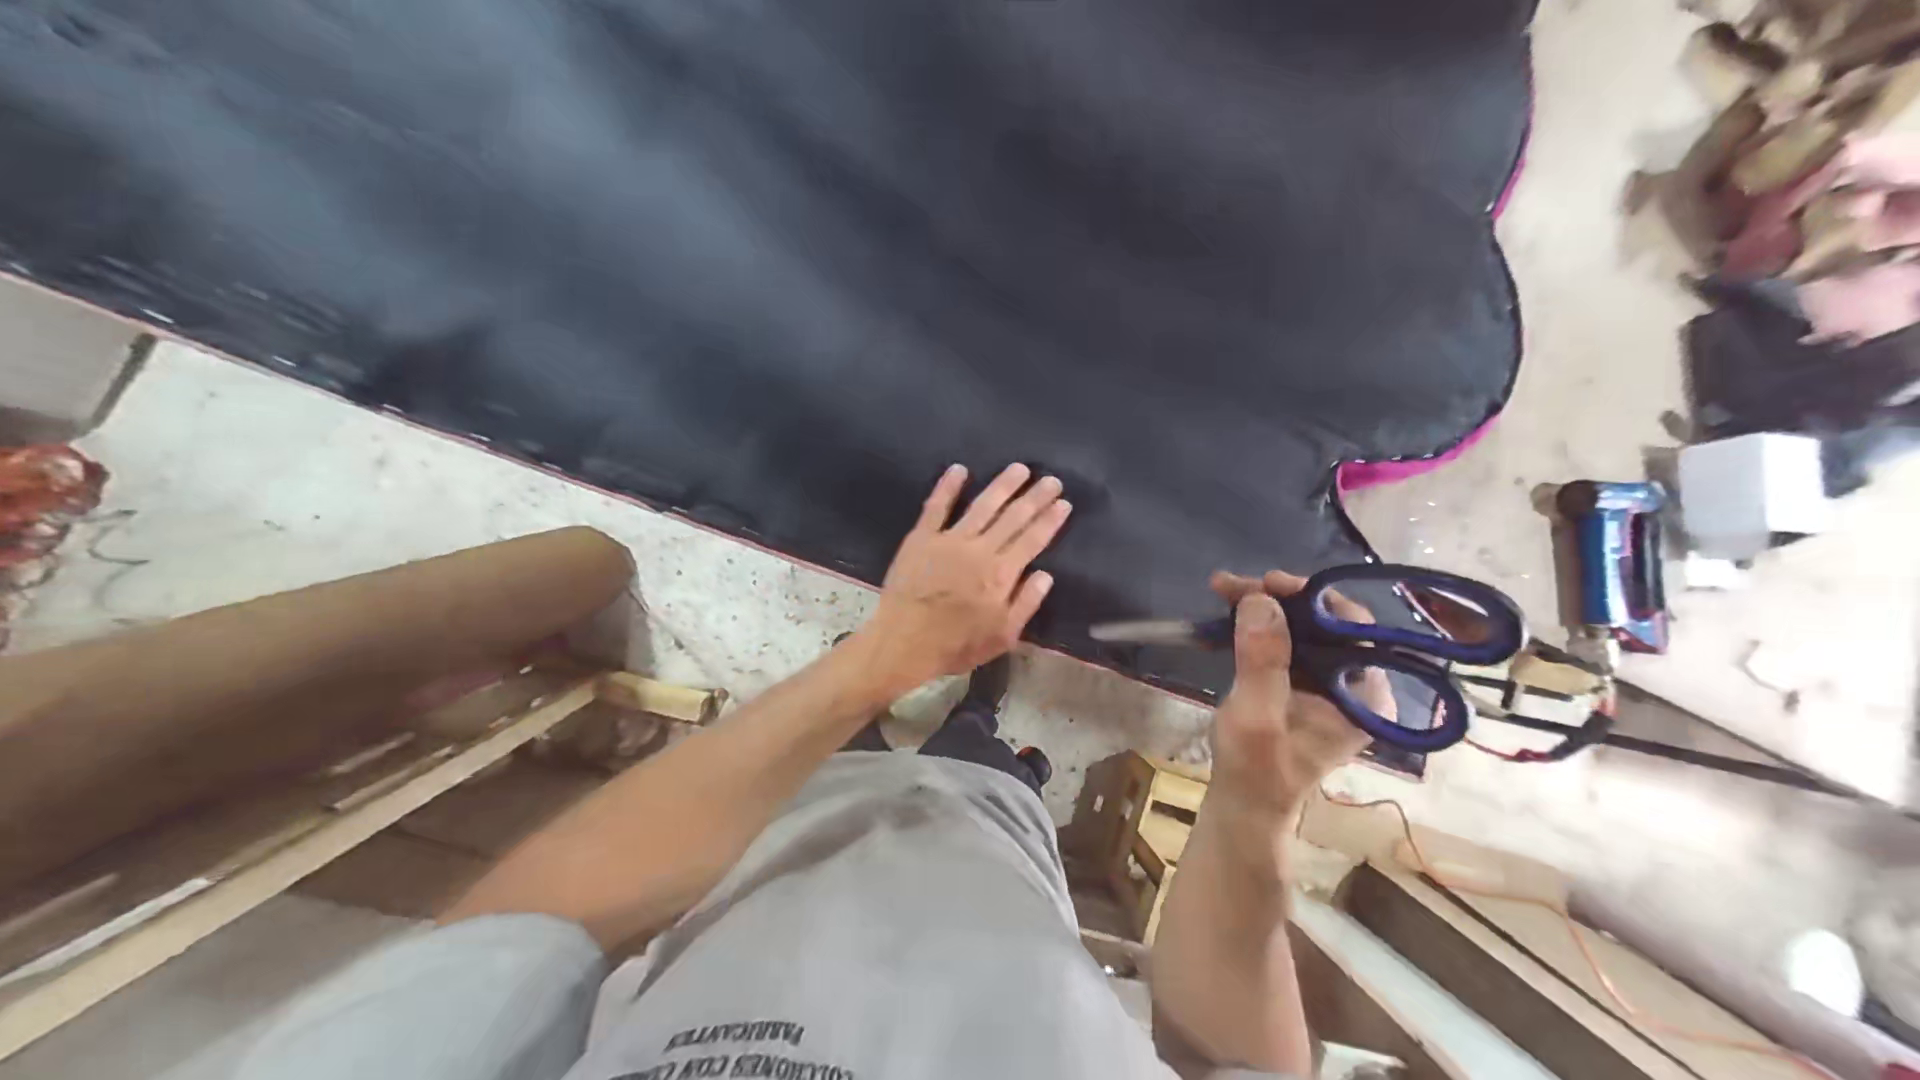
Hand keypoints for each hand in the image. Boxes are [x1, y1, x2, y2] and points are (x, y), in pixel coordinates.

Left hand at [850, 463, 1071, 697]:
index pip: (1032, 540)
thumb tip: (1045, 574)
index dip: (1050, 520)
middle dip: (1035, 497)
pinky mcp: (922, 537)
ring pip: (982, 505)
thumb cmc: (956, 645)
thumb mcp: (1002, 636)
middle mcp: (980, 549)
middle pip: (1013, 517)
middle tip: (1051, 480)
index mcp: (1002, 574)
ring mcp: (950, 539)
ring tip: (1019, 469)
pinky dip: (948, 486)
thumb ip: (1026, 603)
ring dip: (1003, 485)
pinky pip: (937, 506)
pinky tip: (959, 469)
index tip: (1064, 503)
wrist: (904, 642)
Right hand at [1207, 570, 1375, 814]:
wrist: (1242, 806)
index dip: (1312, 598)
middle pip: (1323, 622)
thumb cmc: (1255, 770)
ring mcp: (1325, 686)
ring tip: (1222, 591)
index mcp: (1363, 695)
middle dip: (1277, 598)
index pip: (1353, 627)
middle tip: (1230, 585)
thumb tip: (1261, 600)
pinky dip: (1257, 626)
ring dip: (1263, 607)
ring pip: (1300, 628)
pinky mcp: (1299, 686)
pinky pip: (1284, 643)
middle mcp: (1353, 685)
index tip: (1267, 583)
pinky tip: (1230, 614)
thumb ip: (1263, 659)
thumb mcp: (1256, 715)